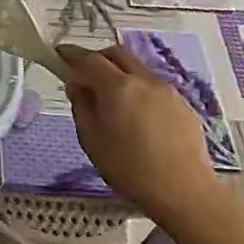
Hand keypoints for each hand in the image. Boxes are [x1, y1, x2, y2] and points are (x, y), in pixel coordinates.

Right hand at [59, 44, 221, 221]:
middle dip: (98, 58)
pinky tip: (138, 117)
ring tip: (113, 99)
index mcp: (118, 86)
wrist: (184, 190)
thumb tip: (78, 85)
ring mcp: (168, 91)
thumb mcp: (91, 140)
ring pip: (138, 70)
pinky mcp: (184, 105)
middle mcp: (144, 80)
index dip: (71, 54)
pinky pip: (155, 88)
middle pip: (118, 55)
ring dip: (121, 74)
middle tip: (85, 74)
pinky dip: (140, 91)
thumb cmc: (129, 168)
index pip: (89, 59)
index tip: (60, 54)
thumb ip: (81, 106)